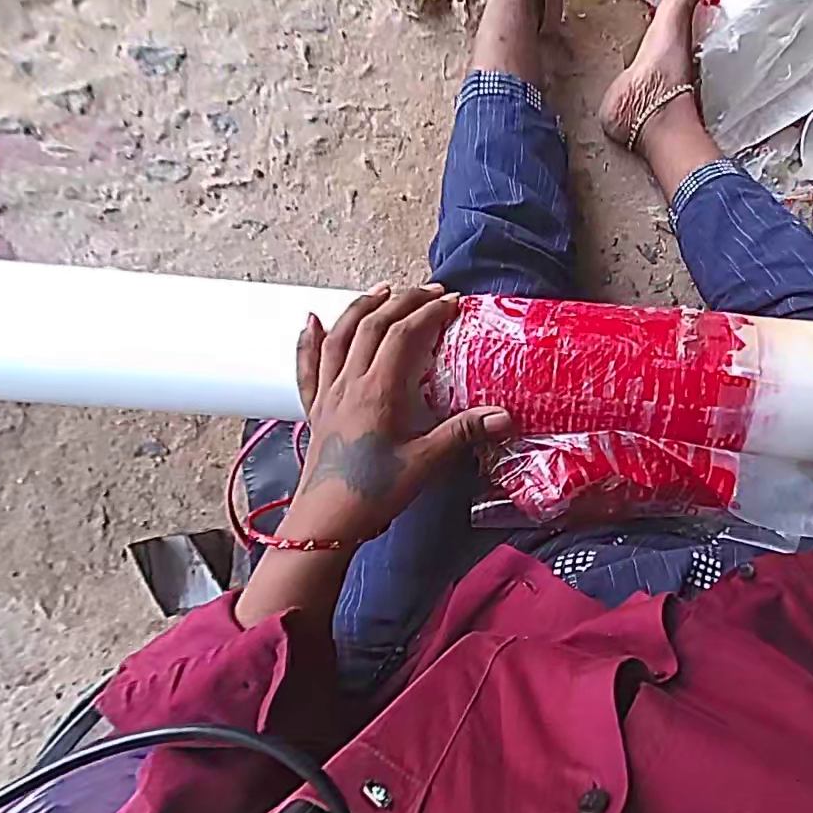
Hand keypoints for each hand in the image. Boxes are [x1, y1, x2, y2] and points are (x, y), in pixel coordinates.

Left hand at [281, 282, 512, 545]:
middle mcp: (349, 383)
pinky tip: (312, 320)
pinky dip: (310, 339)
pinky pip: (308, 365)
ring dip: (362, 307)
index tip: (452, 303)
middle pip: (373, 325)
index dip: (429, 313)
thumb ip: (463, 433)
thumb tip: (504, 416)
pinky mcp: (315, 408)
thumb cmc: (375, 492)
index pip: (404, 335)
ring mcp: (328, 393)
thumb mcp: (426, 463)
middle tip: (428, 290)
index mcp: (378, 391)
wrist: (327, 521)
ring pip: (341, 336)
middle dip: (403, 301)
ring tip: (382, 290)